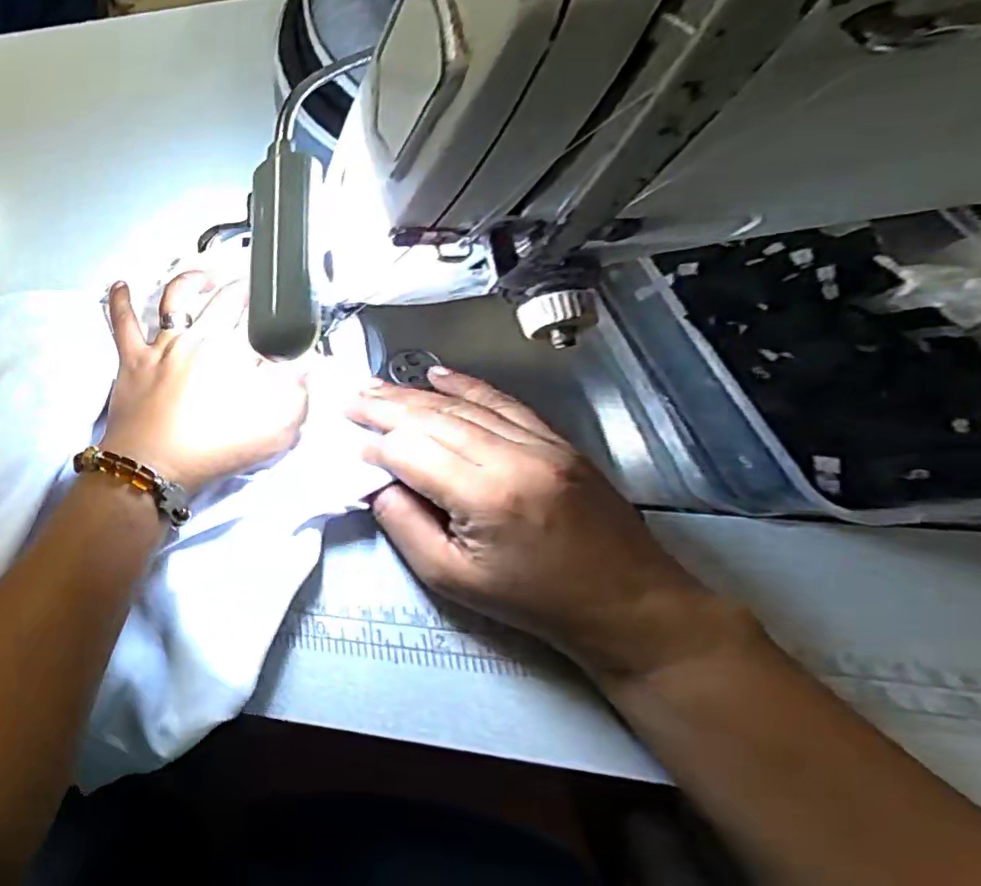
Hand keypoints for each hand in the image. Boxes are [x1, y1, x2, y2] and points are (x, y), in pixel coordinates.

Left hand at [99, 273, 309, 495]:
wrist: (153, 467)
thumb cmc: (214, 450)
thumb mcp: (275, 430)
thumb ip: (296, 394)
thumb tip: (305, 365)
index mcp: (234, 351)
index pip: (259, 321)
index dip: (272, 314)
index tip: (278, 314)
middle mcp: (198, 338)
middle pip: (222, 301)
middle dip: (239, 289)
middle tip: (246, 289)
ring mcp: (162, 346)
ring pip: (175, 299)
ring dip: (191, 281)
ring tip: (202, 277)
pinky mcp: (132, 359)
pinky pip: (123, 323)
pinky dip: (121, 301)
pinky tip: (121, 285)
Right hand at [348, 367, 740, 681]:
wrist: (629, 606)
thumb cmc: (534, 602)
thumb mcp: (453, 579)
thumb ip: (405, 527)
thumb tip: (379, 485)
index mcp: (486, 495)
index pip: (413, 452)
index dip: (378, 449)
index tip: (353, 450)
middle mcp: (513, 456)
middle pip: (434, 418)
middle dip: (386, 407)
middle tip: (351, 399)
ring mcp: (540, 443)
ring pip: (463, 407)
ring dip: (415, 394)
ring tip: (377, 387)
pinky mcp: (557, 441)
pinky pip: (504, 403)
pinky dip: (468, 387)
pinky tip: (439, 375)